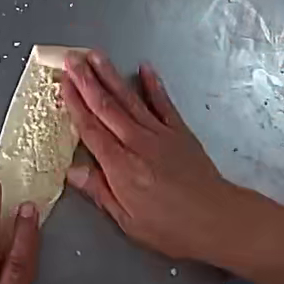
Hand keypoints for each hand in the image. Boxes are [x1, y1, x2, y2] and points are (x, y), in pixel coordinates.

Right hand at [60, 51, 276, 265]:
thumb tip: (71, 171)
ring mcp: (159, 133)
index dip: (74, 104)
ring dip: (110, 75)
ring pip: (129, 99)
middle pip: (106, 106)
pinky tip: (144, 68)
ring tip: (95, 55)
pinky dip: (153, 84)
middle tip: (72, 59)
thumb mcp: (128, 221)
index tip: (62, 84)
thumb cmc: (171, 228)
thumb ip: (99, 191)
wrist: (221, 222)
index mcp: (120, 165)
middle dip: (86, 80)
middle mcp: (136, 142)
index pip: (90, 128)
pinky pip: (163, 103)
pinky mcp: (179, 131)